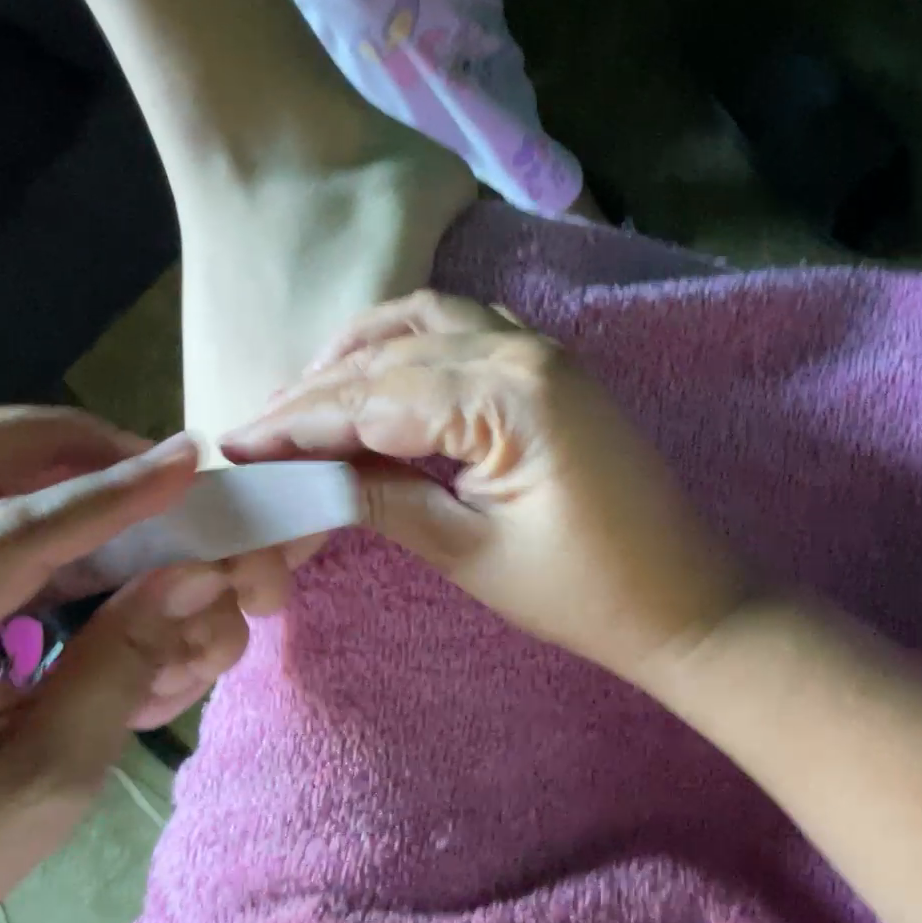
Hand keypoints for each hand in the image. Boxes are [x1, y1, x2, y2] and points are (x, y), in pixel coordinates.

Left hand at [0, 408, 286, 922]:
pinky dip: (33, 501)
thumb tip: (198, 572)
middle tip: (144, 462)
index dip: (104, 497)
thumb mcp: (48, 777)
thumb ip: (124, 663)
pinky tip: (89, 541)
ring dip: (47, 462)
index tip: (188, 463)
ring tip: (129, 494)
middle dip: (57, 441)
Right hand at [221, 290, 746, 680]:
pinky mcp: (554, 367)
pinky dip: (417, 341)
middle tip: (261, 428)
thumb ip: (384, 500)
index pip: (376, 397)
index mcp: (509, 396)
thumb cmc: (586, 594)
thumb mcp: (471, 552)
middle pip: (395, 355)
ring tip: (310, 395)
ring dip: (365, 351)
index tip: (236, 443)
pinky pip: (470, 329)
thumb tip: (307, 476)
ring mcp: (545, 350)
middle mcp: (525, 351)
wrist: (686, 600)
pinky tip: (386, 373)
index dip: (299, 422)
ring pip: (430, 322)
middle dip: (321, 390)